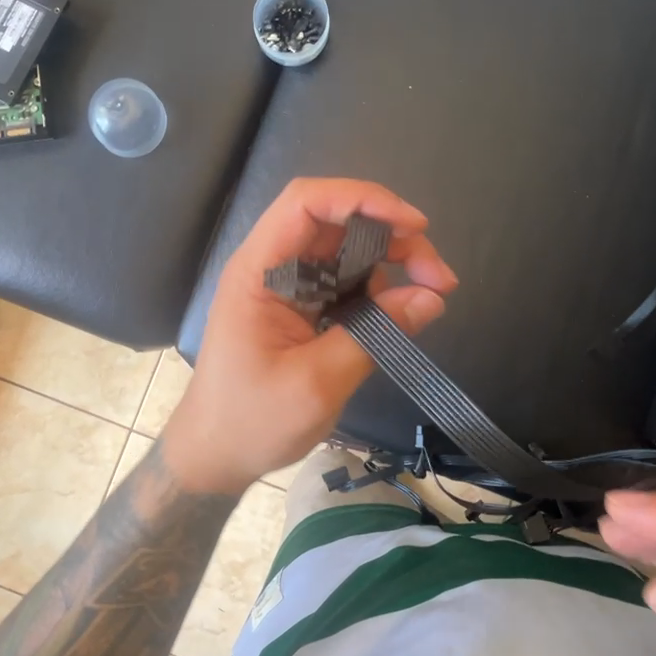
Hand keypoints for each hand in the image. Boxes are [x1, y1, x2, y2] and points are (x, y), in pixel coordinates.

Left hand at [161, 178, 457, 493]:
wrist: (215, 455)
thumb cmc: (251, 421)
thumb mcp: (316, 383)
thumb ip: (372, 336)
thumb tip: (430, 298)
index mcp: (259, 271)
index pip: (307, 204)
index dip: (362, 199)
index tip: (413, 225)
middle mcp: (274, 269)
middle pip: (337, 224)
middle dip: (393, 237)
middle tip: (439, 277)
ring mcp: (289, 289)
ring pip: (348, 252)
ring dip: (393, 263)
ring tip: (432, 295)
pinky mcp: (304, 310)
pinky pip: (347, 283)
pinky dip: (379, 291)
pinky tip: (404, 313)